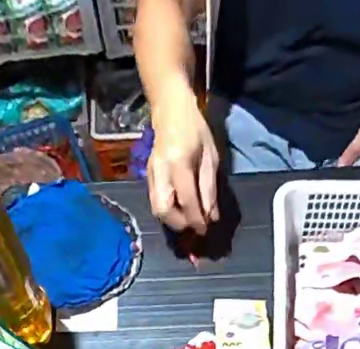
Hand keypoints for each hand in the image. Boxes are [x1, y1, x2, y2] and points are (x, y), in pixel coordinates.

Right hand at [147, 93, 219, 233]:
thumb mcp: (210, 157)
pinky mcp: (147, 176)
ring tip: (187, 218)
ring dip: (173, 220)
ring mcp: (151, 174)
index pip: (187, 201)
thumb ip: (209, 188)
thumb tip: (211, 216)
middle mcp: (161, 171)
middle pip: (164, 211)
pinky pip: (155, 202)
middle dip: (180, 224)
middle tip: (194, 223)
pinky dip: (168, 212)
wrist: (170, 109)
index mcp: (179, 163)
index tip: (205, 229)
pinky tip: (179, 209)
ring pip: (156, 210)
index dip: (196, 220)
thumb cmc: (195, 130)